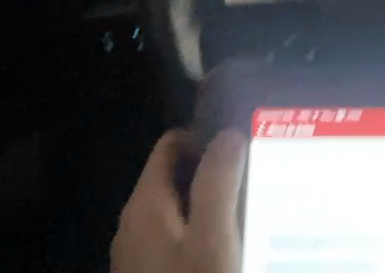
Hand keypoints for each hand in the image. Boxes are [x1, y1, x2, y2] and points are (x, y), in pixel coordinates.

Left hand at [111, 130, 246, 272]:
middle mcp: (133, 221)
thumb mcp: (212, 238)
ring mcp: (135, 252)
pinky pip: (175, 237)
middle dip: (214, 173)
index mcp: (145, 202)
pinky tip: (224, 249)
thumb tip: (228, 133)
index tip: (242, 151)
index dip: (208, 138)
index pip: (172, 143)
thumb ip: (218, 182)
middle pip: (176, 175)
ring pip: (178, 208)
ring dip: (210, 205)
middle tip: (251, 183)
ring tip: (246, 215)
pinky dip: (200, 233)